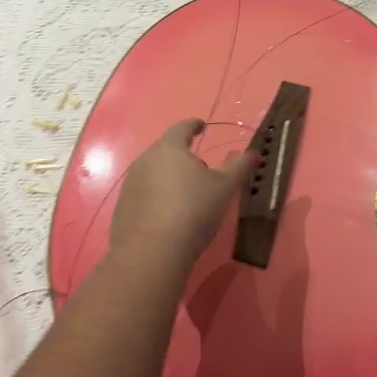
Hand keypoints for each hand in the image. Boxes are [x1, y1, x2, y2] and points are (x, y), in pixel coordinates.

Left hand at [110, 119, 255, 263]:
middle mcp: (145, 160)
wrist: (152, 251)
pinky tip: (166, 217)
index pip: (182, 128)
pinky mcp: (123, 208)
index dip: (193, 125)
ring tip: (184, 196)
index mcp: (169, 148)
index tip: (201, 126)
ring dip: (167, 178)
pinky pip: (143, 196)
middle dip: (182, 156)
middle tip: (199, 170)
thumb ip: (239, 167)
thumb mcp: (224, 187)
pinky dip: (155, 200)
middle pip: (166, 151)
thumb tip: (253, 153)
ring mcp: (131, 184)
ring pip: (153, 173)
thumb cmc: (193, 209)